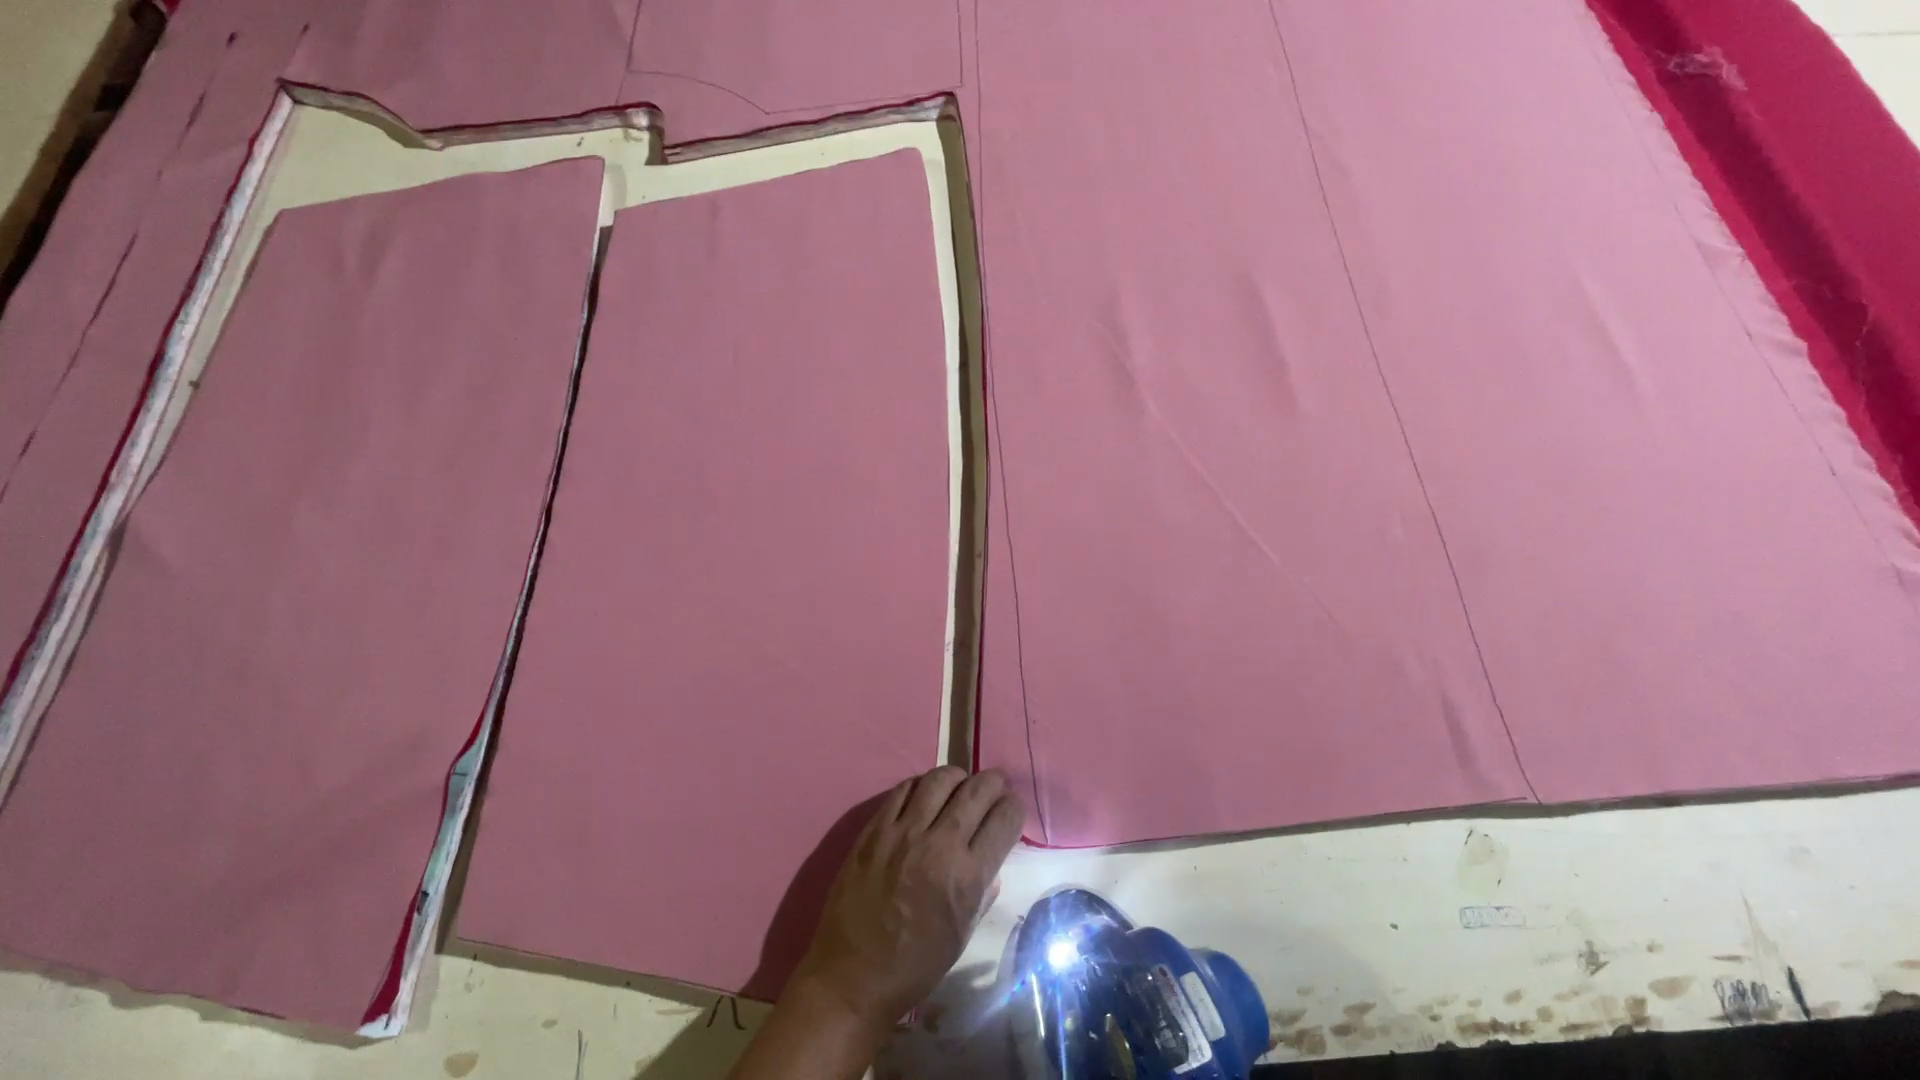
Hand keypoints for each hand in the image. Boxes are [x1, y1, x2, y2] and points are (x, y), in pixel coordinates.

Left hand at [790, 766, 1026, 1029]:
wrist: (853, 975)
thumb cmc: (915, 966)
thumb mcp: (963, 934)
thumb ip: (982, 891)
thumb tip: (990, 860)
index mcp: (968, 876)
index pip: (1005, 819)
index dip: (1014, 808)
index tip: (1011, 810)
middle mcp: (938, 845)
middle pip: (976, 791)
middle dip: (994, 783)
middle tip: (995, 785)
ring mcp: (902, 833)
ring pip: (939, 779)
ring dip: (958, 777)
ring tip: (960, 785)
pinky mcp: (873, 830)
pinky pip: (902, 790)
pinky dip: (921, 785)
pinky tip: (925, 794)